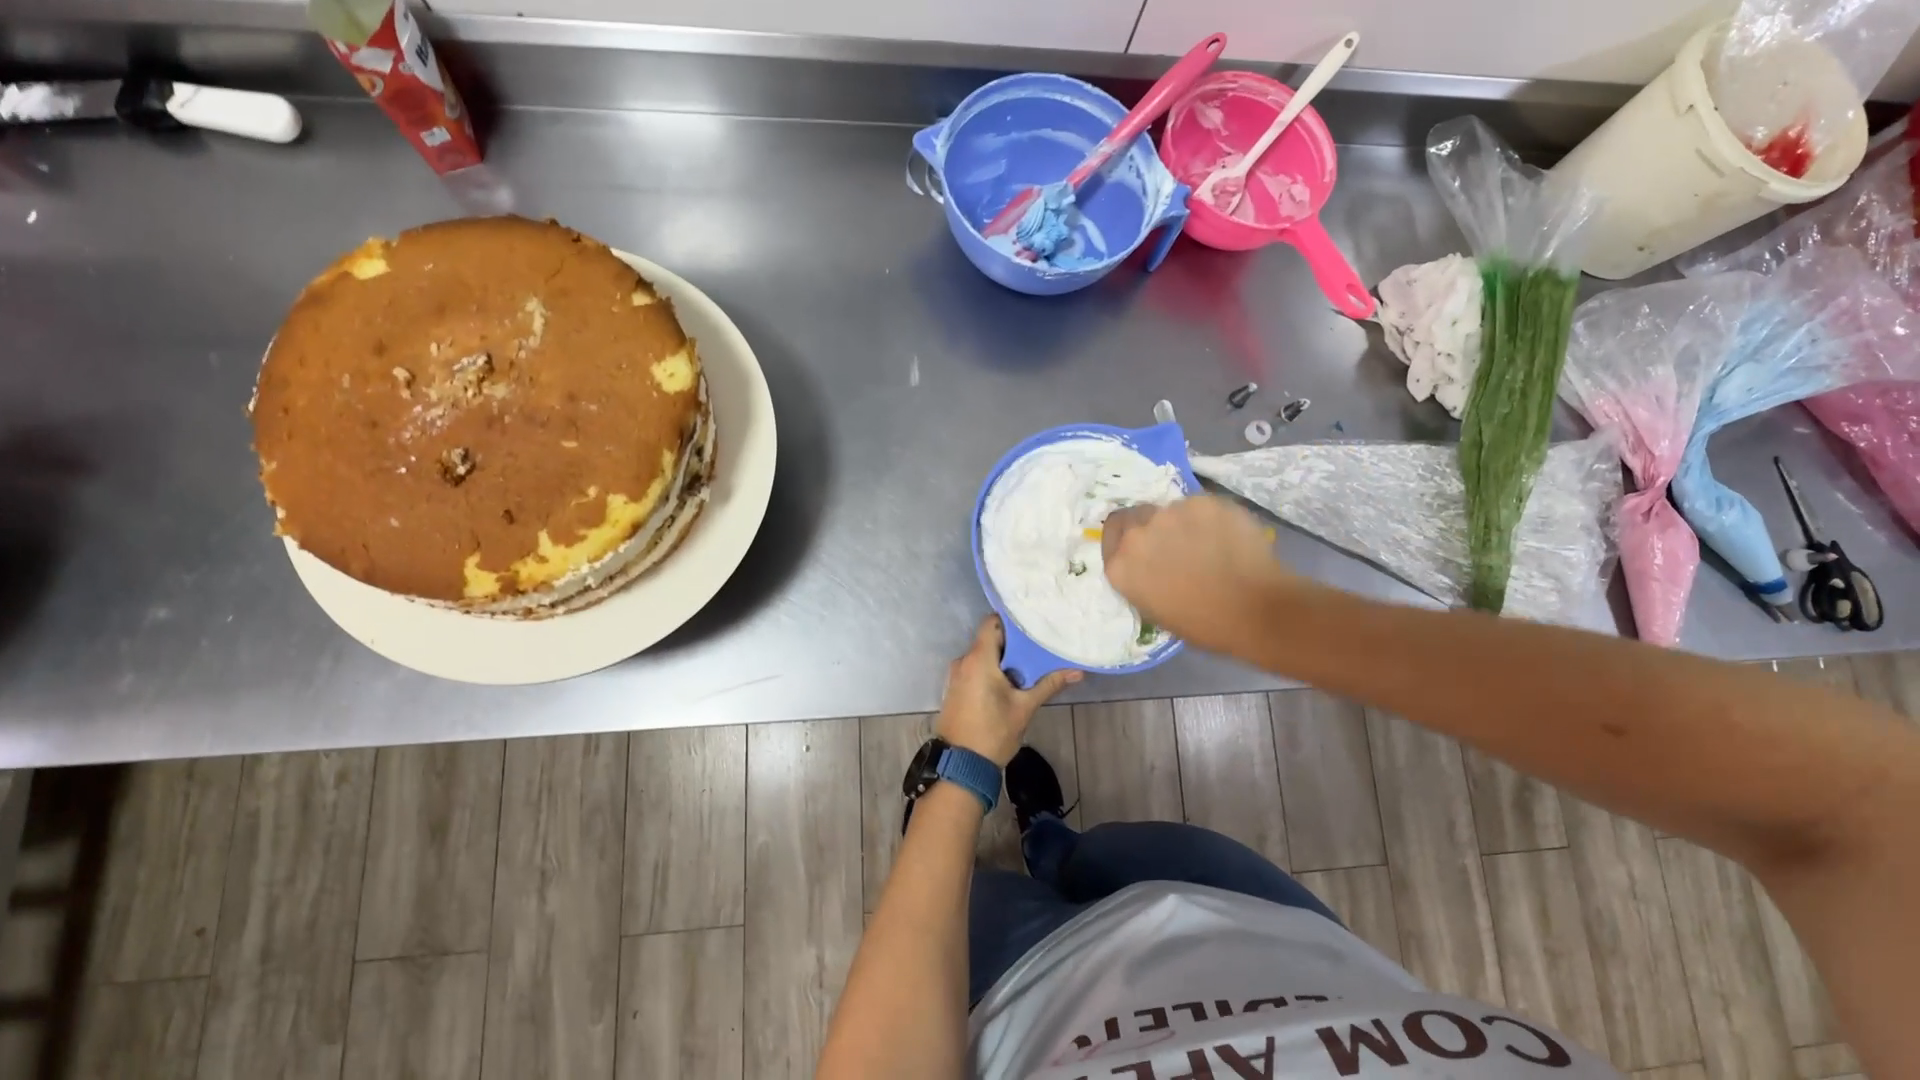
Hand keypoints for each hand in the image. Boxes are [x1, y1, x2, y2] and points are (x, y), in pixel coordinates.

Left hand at [937, 616, 1080, 765]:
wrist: (961, 765)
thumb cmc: (993, 732)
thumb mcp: (1024, 707)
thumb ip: (1049, 684)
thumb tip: (1077, 671)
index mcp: (978, 660)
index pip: (992, 623)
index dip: (1012, 621)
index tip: (1032, 625)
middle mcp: (963, 662)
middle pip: (989, 640)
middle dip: (1013, 644)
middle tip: (1039, 647)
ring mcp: (956, 676)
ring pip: (982, 657)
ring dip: (1003, 661)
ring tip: (1029, 666)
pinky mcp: (955, 690)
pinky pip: (974, 671)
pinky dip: (991, 672)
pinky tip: (1010, 682)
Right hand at [1101, 496, 1295, 651]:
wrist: (1255, 611)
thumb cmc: (1204, 624)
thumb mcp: (1154, 609)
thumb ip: (1141, 577)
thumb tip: (1149, 564)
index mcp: (1121, 565)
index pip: (1112, 532)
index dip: (1127, 536)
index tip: (1144, 545)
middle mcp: (1138, 534)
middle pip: (1138, 515)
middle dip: (1154, 526)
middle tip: (1178, 544)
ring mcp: (1172, 513)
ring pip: (1174, 509)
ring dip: (1185, 523)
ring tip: (1209, 544)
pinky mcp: (1206, 502)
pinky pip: (1203, 506)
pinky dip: (1212, 519)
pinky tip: (1228, 538)